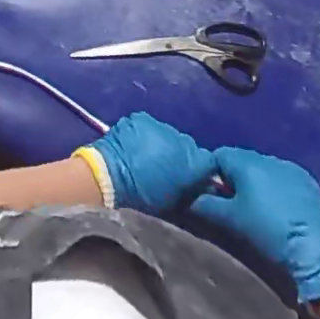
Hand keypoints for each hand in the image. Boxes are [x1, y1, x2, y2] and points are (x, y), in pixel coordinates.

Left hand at [88, 112, 214, 212]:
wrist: (111, 176)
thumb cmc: (145, 197)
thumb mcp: (176, 201)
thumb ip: (192, 189)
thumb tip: (201, 186)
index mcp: (194, 161)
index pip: (208, 161)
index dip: (199, 169)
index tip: (189, 177)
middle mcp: (181, 138)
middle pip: (187, 145)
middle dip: (180, 154)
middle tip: (166, 167)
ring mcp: (160, 124)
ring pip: (168, 134)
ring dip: (162, 142)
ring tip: (148, 155)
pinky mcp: (141, 117)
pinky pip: (148, 126)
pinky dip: (144, 134)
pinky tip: (134, 144)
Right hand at [189, 148, 319, 302]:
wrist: (317, 253)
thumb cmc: (267, 231)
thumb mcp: (228, 220)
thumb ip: (203, 204)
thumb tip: (186, 197)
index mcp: (246, 161)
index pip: (217, 156)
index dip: (211, 174)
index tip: (211, 195)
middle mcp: (268, 157)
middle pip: (241, 162)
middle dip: (234, 180)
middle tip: (231, 205)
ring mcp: (291, 169)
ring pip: (263, 171)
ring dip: (256, 185)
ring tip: (256, 210)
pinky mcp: (309, 184)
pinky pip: (283, 180)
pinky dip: (276, 191)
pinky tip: (278, 212)